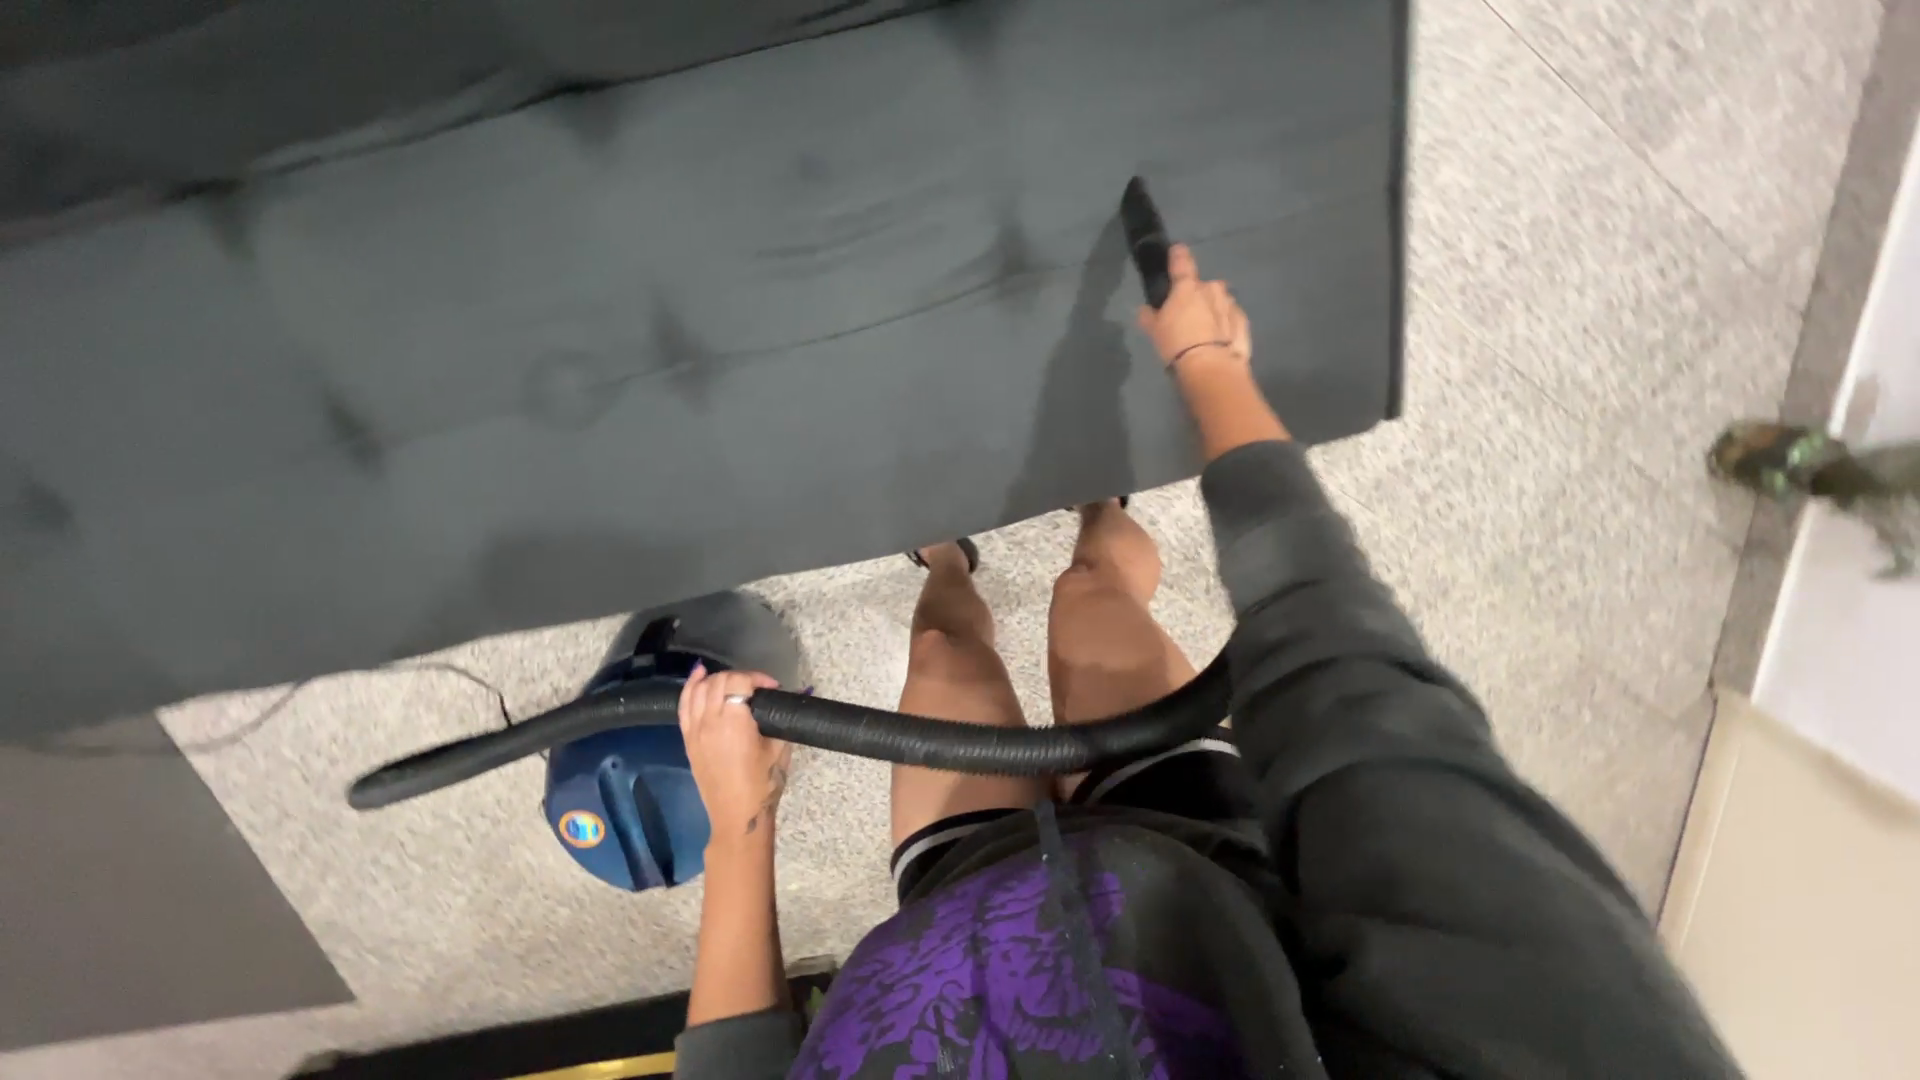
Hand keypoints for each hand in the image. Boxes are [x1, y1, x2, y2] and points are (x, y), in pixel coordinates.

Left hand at [678, 664, 791, 844]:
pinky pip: (684, 705)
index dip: (757, 677)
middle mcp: (710, 721)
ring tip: (733, 680)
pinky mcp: (688, 739)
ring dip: (717, 679)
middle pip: (719, 681)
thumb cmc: (763, 783)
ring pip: (700, 690)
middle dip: (740, 677)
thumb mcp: (780, 748)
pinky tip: (699, 675)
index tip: (772, 688)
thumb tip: (792, 696)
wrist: (737, 815)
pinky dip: (691, 687)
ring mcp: (695, 730)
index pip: (739, 681)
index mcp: (733, 722)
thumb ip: (781, 718)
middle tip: (757, 690)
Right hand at [1135, 244, 1251, 369]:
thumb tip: (1144, 309)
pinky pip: (1231, 318)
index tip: (1176, 250)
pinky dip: (1225, 325)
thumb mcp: (1154, 332)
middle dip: (1197, 296)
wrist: (1210, 367)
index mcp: (1187, 287)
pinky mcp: (1243, 322)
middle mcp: (1212, 289)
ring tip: (1205, 332)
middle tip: (1188, 315)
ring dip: (1213, 310)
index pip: (1182, 262)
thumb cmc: (1176, 344)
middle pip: (1203, 287)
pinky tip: (1219, 340)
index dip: (1178, 255)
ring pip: (1219, 301)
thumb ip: (1149, 317)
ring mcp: (1230, 305)